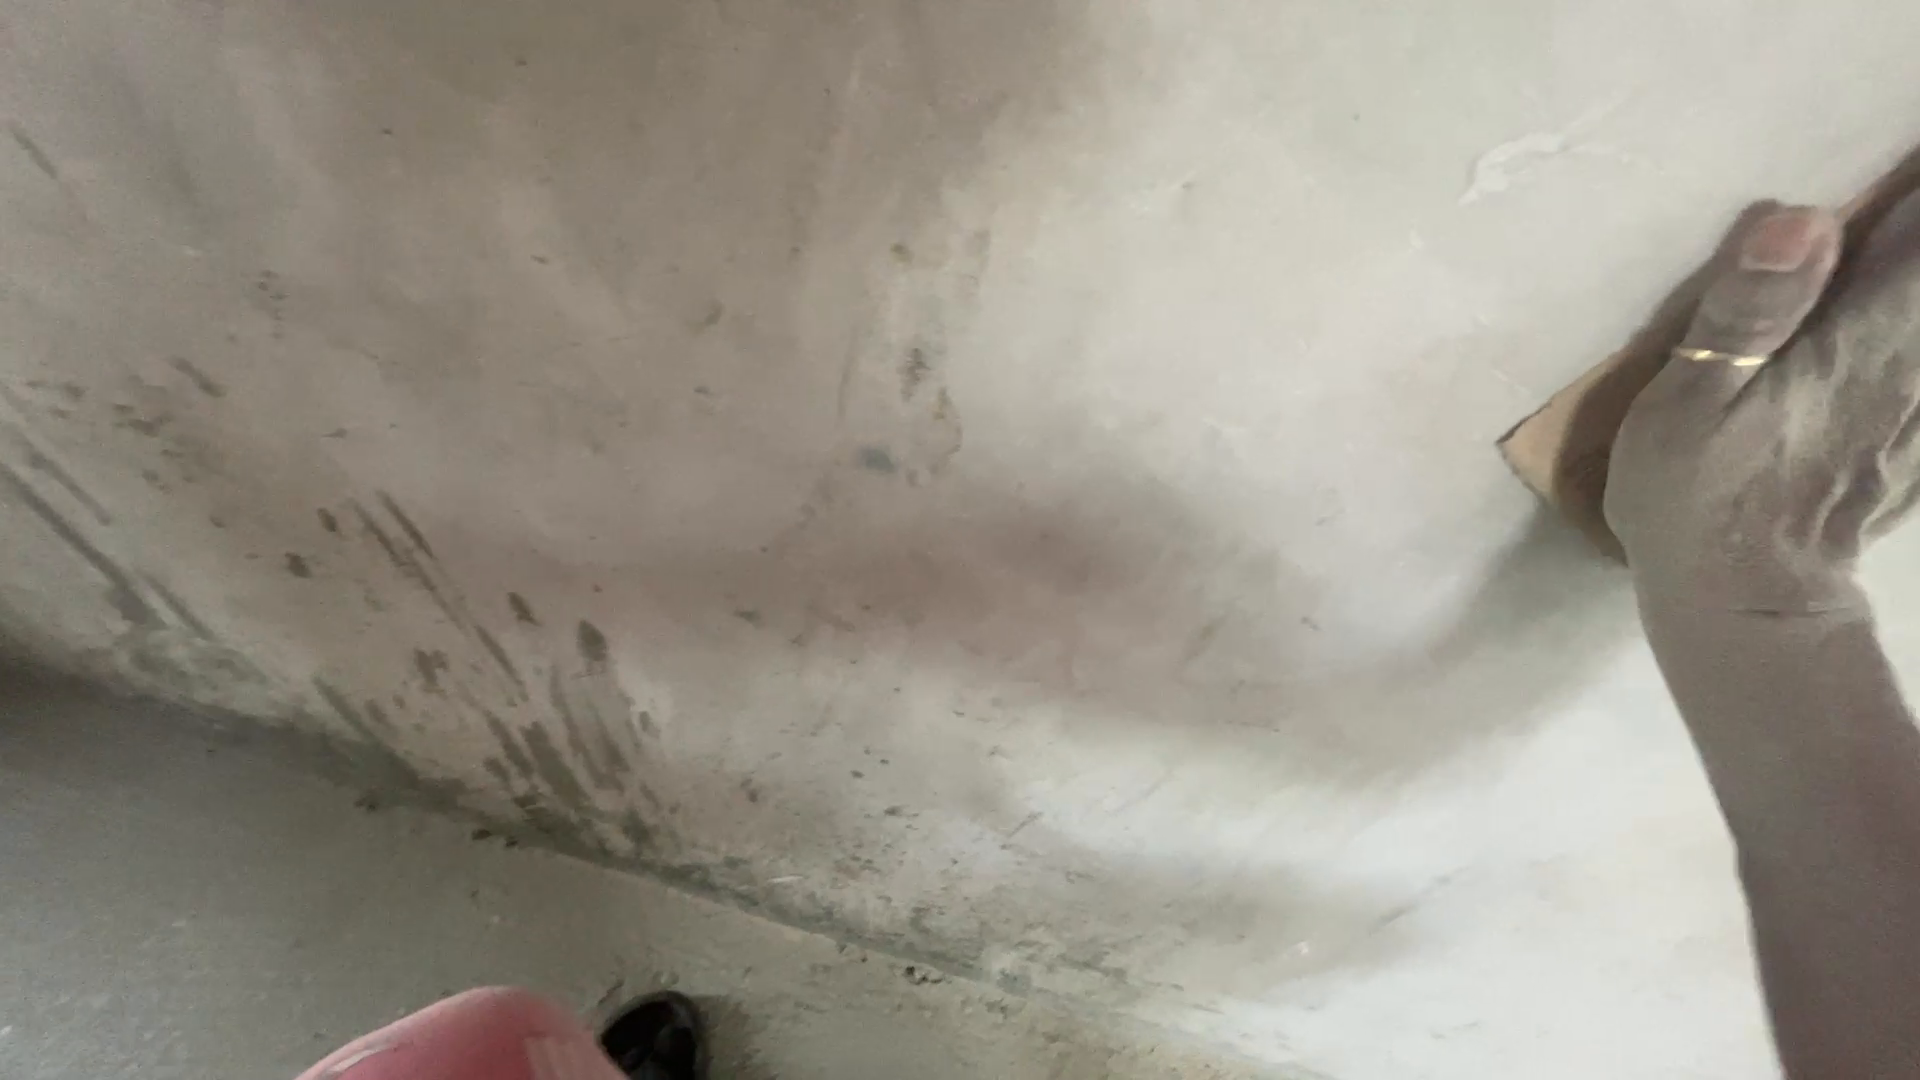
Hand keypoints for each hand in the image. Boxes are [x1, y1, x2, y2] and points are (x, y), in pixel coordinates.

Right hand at [1606, 199, 1919, 612]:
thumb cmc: (1694, 493)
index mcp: (1863, 335)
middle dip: (1911, 223)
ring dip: (1908, 276)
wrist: (1744, 589)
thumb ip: (1745, 314)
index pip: (1917, 228)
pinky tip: (1884, 326)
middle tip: (1890, 196)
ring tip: (1887, 249)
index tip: (1896, 158)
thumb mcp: (1686, 404)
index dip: (1912, 184)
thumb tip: (1798, 217)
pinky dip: (1908, 326)